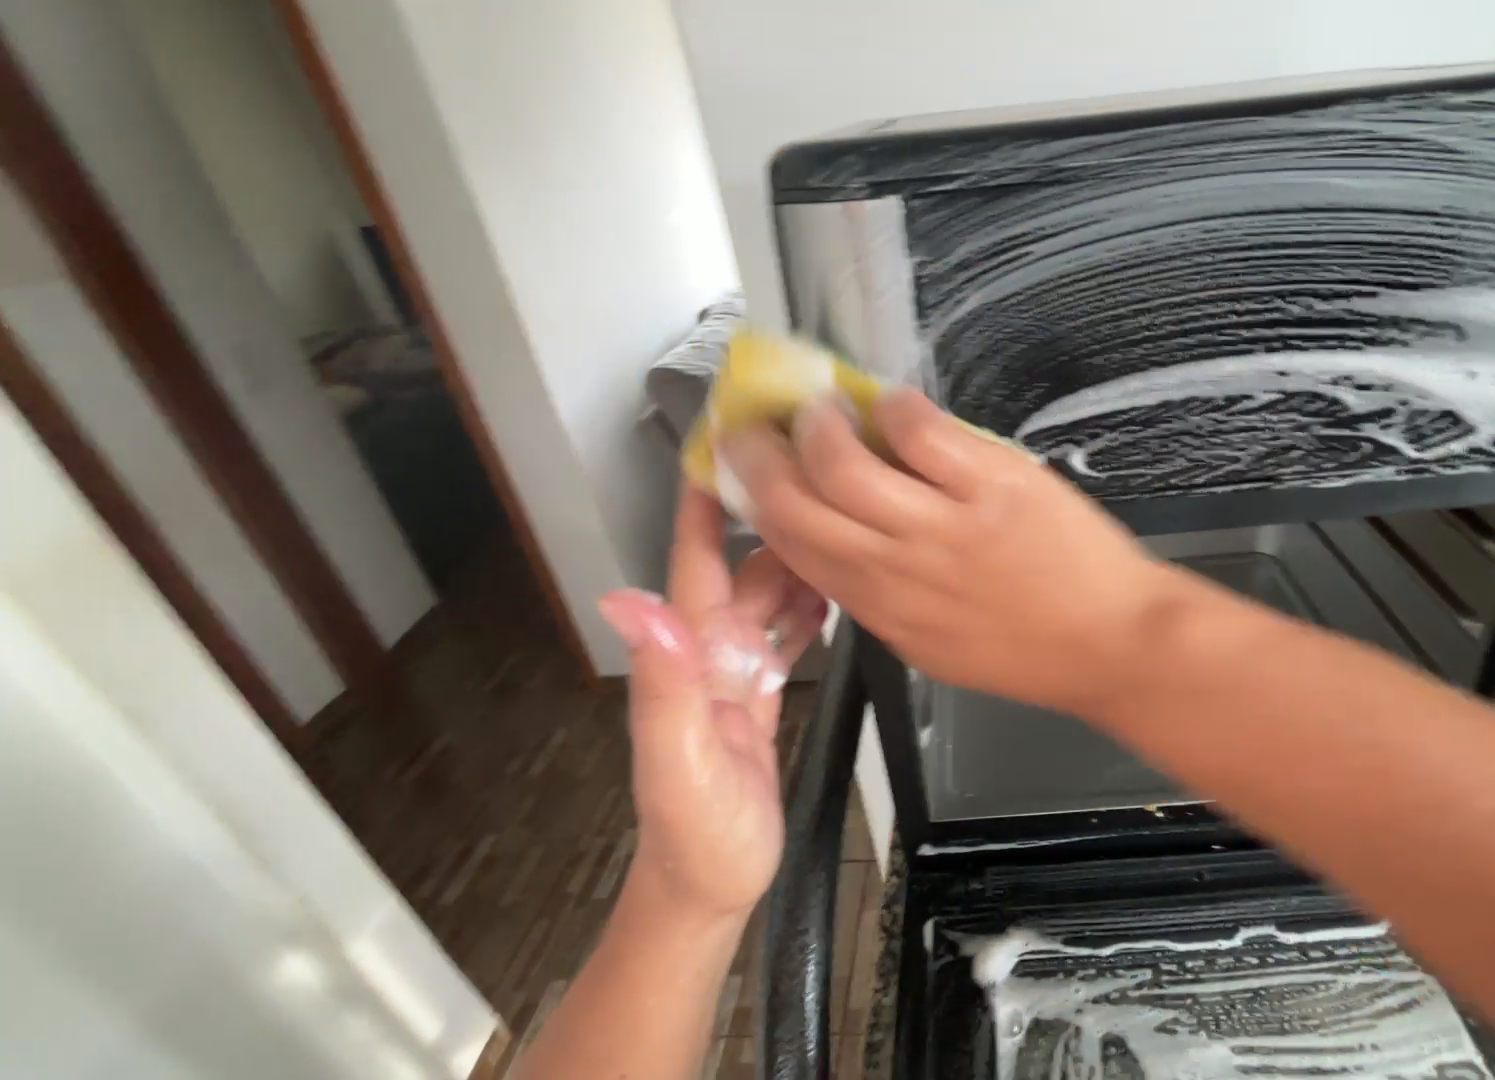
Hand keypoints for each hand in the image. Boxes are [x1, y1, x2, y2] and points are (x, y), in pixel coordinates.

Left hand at [598, 489, 825, 917]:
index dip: (703, 505)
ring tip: (844, 524)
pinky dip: (811, 607)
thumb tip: (635, 603)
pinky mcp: (762, 693)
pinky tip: (839, 590)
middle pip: (746, 568)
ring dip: (801, 560)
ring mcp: (736, 672)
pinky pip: (788, 634)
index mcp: (689, 656)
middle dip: (774, 519)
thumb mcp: (679, 765)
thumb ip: (662, 688)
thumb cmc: (696, 834)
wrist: (711, 888)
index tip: (725, 447)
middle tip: (821, 476)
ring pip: (772, 596)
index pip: (695, 563)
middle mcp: (710, 652)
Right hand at [719, 388, 1177, 713]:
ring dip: (819, 424)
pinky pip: (922, 432)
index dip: (753, 499)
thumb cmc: (1027, 649)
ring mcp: (943, 525)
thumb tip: (840, 541)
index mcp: (880, 608)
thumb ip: (878, 596)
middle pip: (795, 501)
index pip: (789, 545)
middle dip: (761, 455)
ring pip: (844, 462)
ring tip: (823, 407)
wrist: (1112, 643)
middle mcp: (896, 567)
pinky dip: (896, 407)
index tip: (745, 469)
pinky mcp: (992, 486)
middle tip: (760, 428)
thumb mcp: (932, 642)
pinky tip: (895, 404)